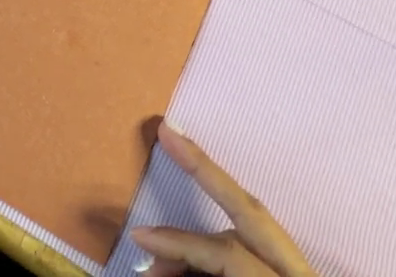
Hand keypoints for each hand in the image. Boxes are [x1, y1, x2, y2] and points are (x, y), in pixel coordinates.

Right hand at [130, 121, 313, 276]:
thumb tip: (155, 265)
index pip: (230, 257)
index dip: (179, 245)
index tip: (138, 239)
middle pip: (254, 213)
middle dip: (207, 171)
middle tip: (167, 133)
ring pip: (254, 234)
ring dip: (202, 235)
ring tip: (160, 252)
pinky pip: (257, 253)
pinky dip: (218, 254)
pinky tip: (188, 265)